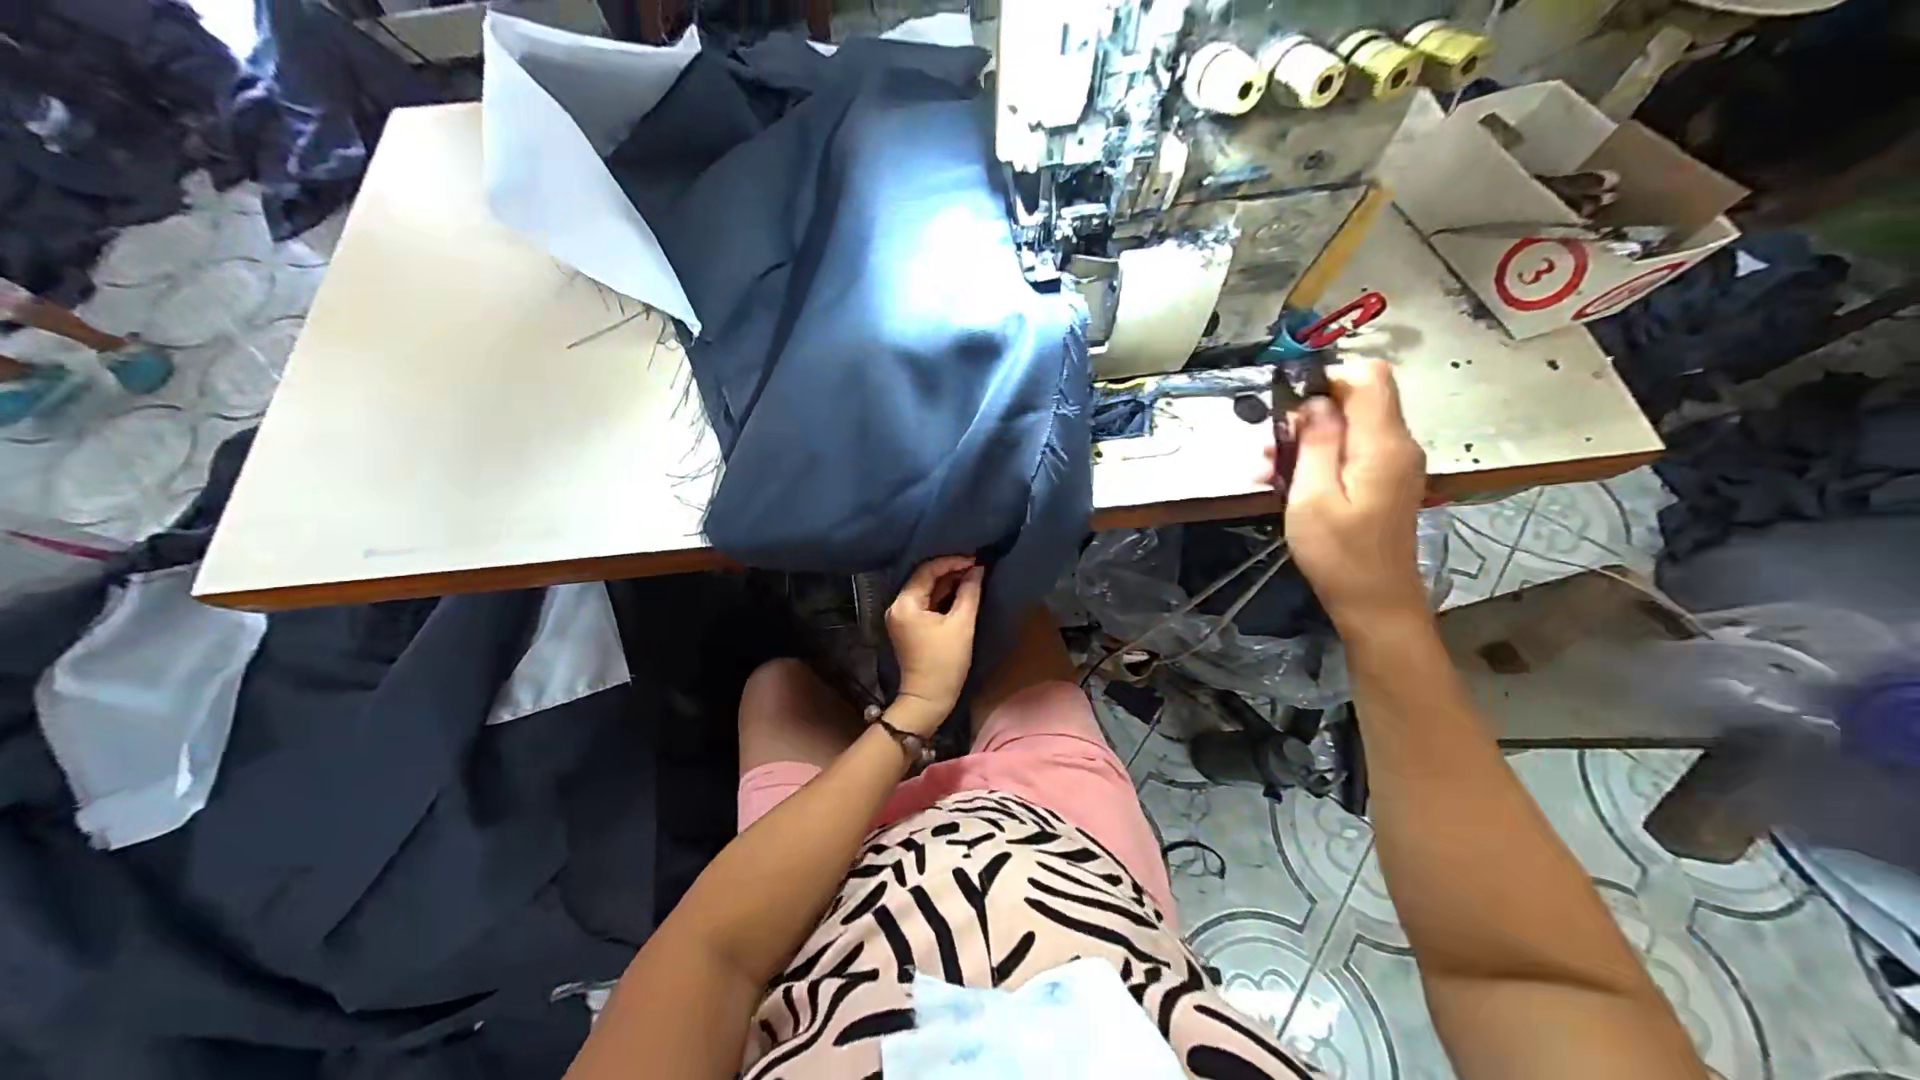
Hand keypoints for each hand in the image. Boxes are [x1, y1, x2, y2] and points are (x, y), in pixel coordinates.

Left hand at [886, 555, 984, 732]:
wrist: (928, 698)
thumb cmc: (945, 662)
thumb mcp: (961, 624)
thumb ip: (969, 592)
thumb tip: (978, 569)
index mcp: (905, 603)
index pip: (927, 570)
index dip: (952, 561)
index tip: (975, 560)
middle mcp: (897, 606)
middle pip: (923, 578)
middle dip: (950, 570)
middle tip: (976, 567)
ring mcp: (900, 616)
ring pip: (925, 589)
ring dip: (947, 583)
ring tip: (972, 576)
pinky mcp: (907, 626)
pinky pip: (924, 602)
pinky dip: (941, 596)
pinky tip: (960, 592)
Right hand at [1265, 356, 1428, 627]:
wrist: (1375, 601)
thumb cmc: (1338, 553)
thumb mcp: (1312, 496)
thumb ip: (1316, 441)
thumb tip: (1316, 402)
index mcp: (1383, 443)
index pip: (1369, 374)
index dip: (1328, 378)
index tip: (1291, 408)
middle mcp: (1398, 444)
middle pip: (1358, 399)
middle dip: (1310, 414)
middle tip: (1274, 450)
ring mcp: (1395, 462)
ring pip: (1351, 425)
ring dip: (1310, 439)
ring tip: (1274, 471)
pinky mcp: (1386, 479)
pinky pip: (1354, 449)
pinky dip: (1322, 456)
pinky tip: (1294, 482)